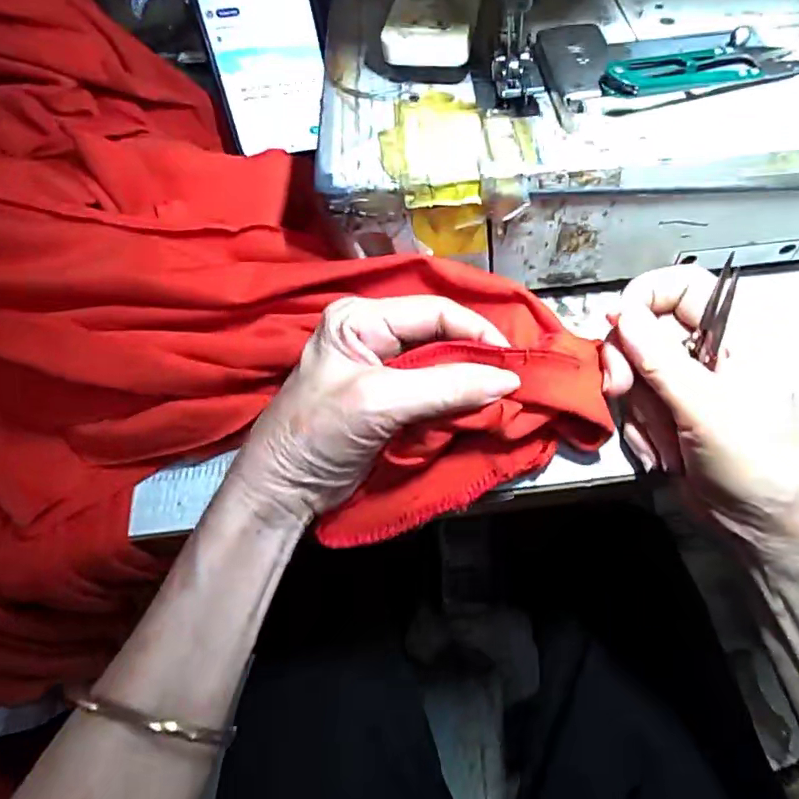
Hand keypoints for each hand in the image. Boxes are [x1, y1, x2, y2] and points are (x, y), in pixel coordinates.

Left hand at [227, 296, 522, 526]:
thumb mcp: (379, 402)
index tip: (511, 359)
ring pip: (442, 364)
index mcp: (360, 317)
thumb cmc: (316, 433)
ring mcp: (382, 367)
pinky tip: (479, 409)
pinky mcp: (390, 398)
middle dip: (477, 357)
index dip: (476, 331)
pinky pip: (436, 391)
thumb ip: (444, 387)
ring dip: (471, 382)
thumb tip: (507, 378)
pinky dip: (459, 401)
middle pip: (441, 335)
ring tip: (503, 395)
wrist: (284, 487)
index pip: (433, 311)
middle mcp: (373, 333)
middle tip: (514, 379)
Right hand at [601, 265, 798, 560]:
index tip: (621, 323)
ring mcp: (684, 381)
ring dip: (636, 407)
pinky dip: (637, 426)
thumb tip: (623, 314)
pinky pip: (630, 399)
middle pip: (642, 327)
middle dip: (627, 363)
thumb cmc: (754, 465)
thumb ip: (661, 360)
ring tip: (665, 441)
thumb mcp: (707, 409)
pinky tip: (660, 452)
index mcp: (736, 336)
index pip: (683, 285)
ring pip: (629, 366)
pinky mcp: (666, 409)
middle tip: (620, 388)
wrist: (760, 529)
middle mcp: (707, 351)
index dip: (647, 295)